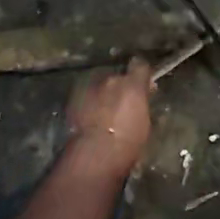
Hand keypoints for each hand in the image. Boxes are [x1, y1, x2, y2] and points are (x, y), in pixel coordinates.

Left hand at [65, 59, 152, 178]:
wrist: (95, 153)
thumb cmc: (128, 143)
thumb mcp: (145, 123)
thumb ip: (143, 102)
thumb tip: (144, 93)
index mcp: (132, 85)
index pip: (140, 65)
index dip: (141, 72)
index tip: (143, 82)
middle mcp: (110, 80)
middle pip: (118, 76)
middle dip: (121, 86)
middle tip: (123, 103)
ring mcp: (90, 87)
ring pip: (100, 85)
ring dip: (104, 93)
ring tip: (104, 111)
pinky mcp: (74, 98)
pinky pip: (86, 95)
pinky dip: (90, 102)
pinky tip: (91, 117)